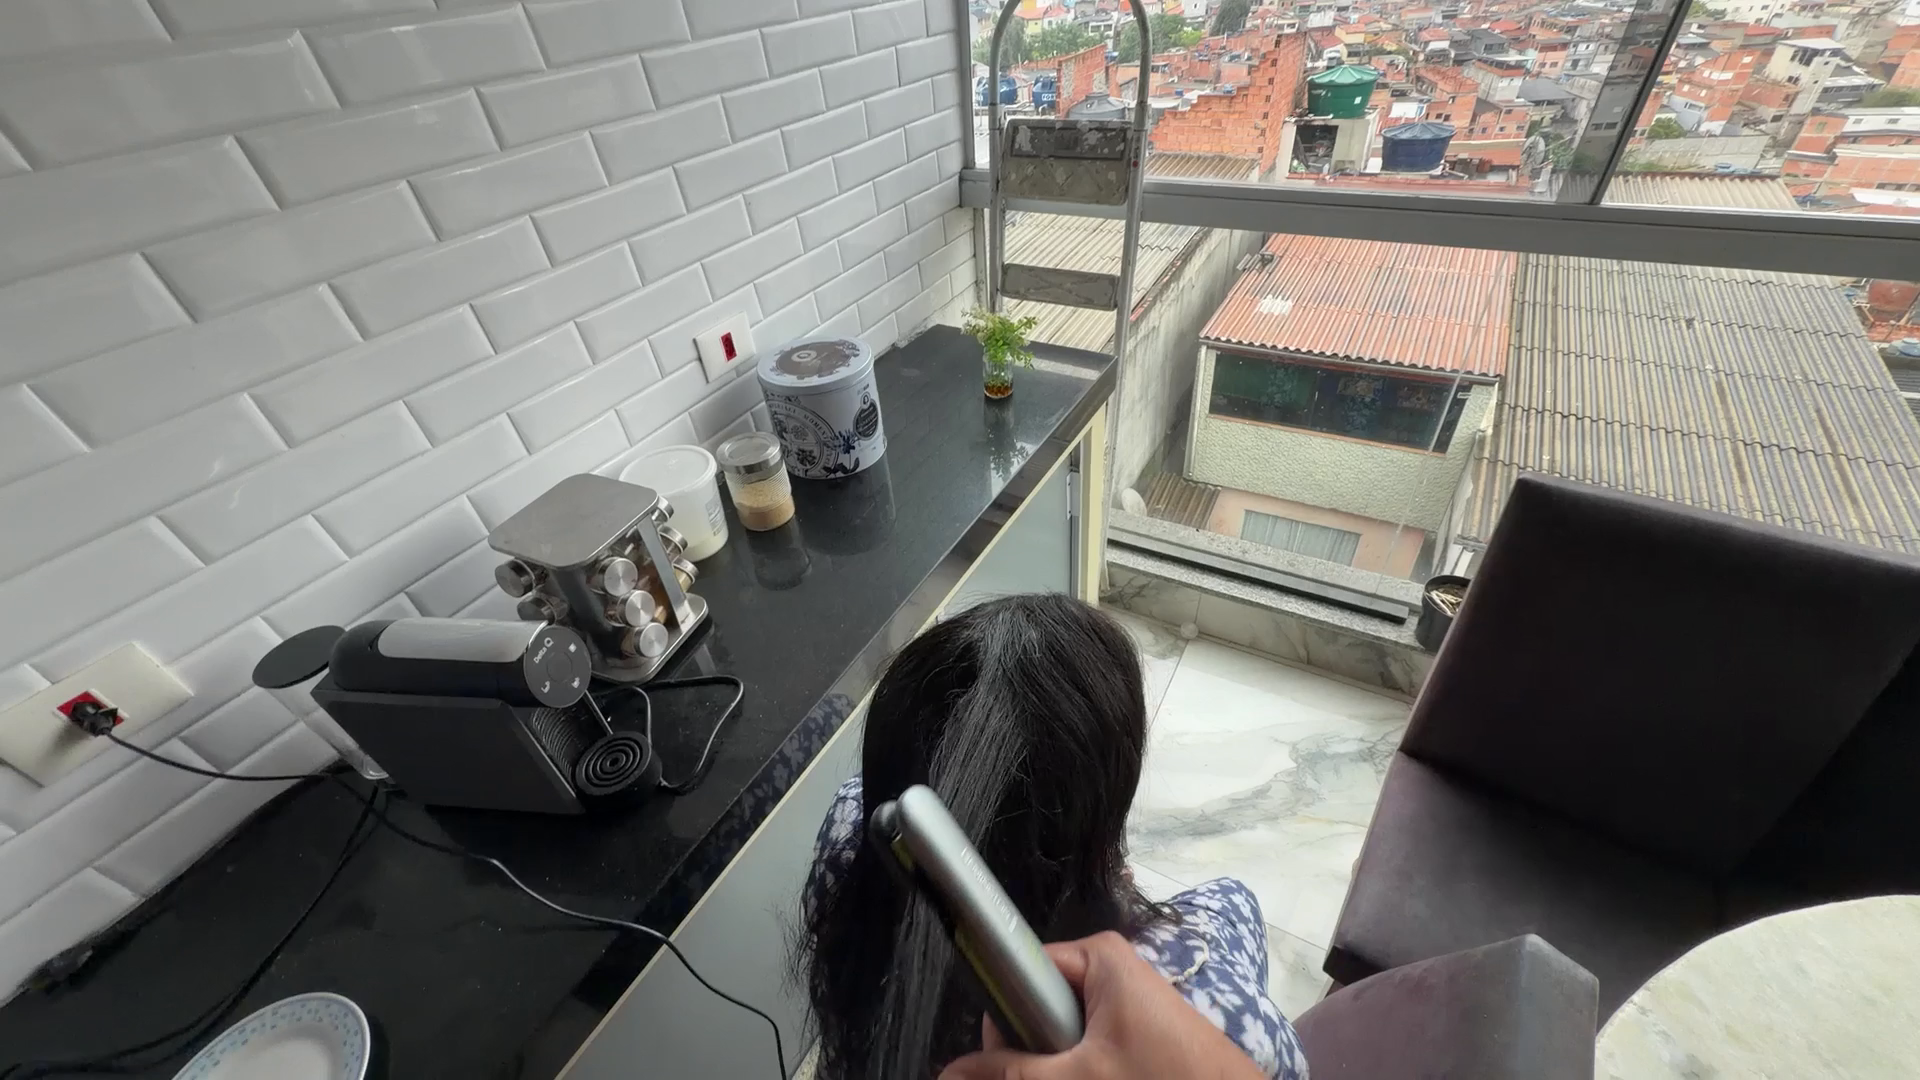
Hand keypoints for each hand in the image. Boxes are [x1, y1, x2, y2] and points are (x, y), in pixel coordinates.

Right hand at [937, 931, 1266, 1079]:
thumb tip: (945, 1073)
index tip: (1003, 1062)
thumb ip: (1009, 1075)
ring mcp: (1129, 996)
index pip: (1023, 969)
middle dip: (1034, 1051)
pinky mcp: (1143, 1026)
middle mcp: (1111, 964)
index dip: (1005, 1016)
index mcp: (1097, 954)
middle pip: (1042, 1002)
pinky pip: (1093, 1041)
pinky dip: (1084, 1071)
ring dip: (1057, 1067)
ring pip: (1066, 1030)